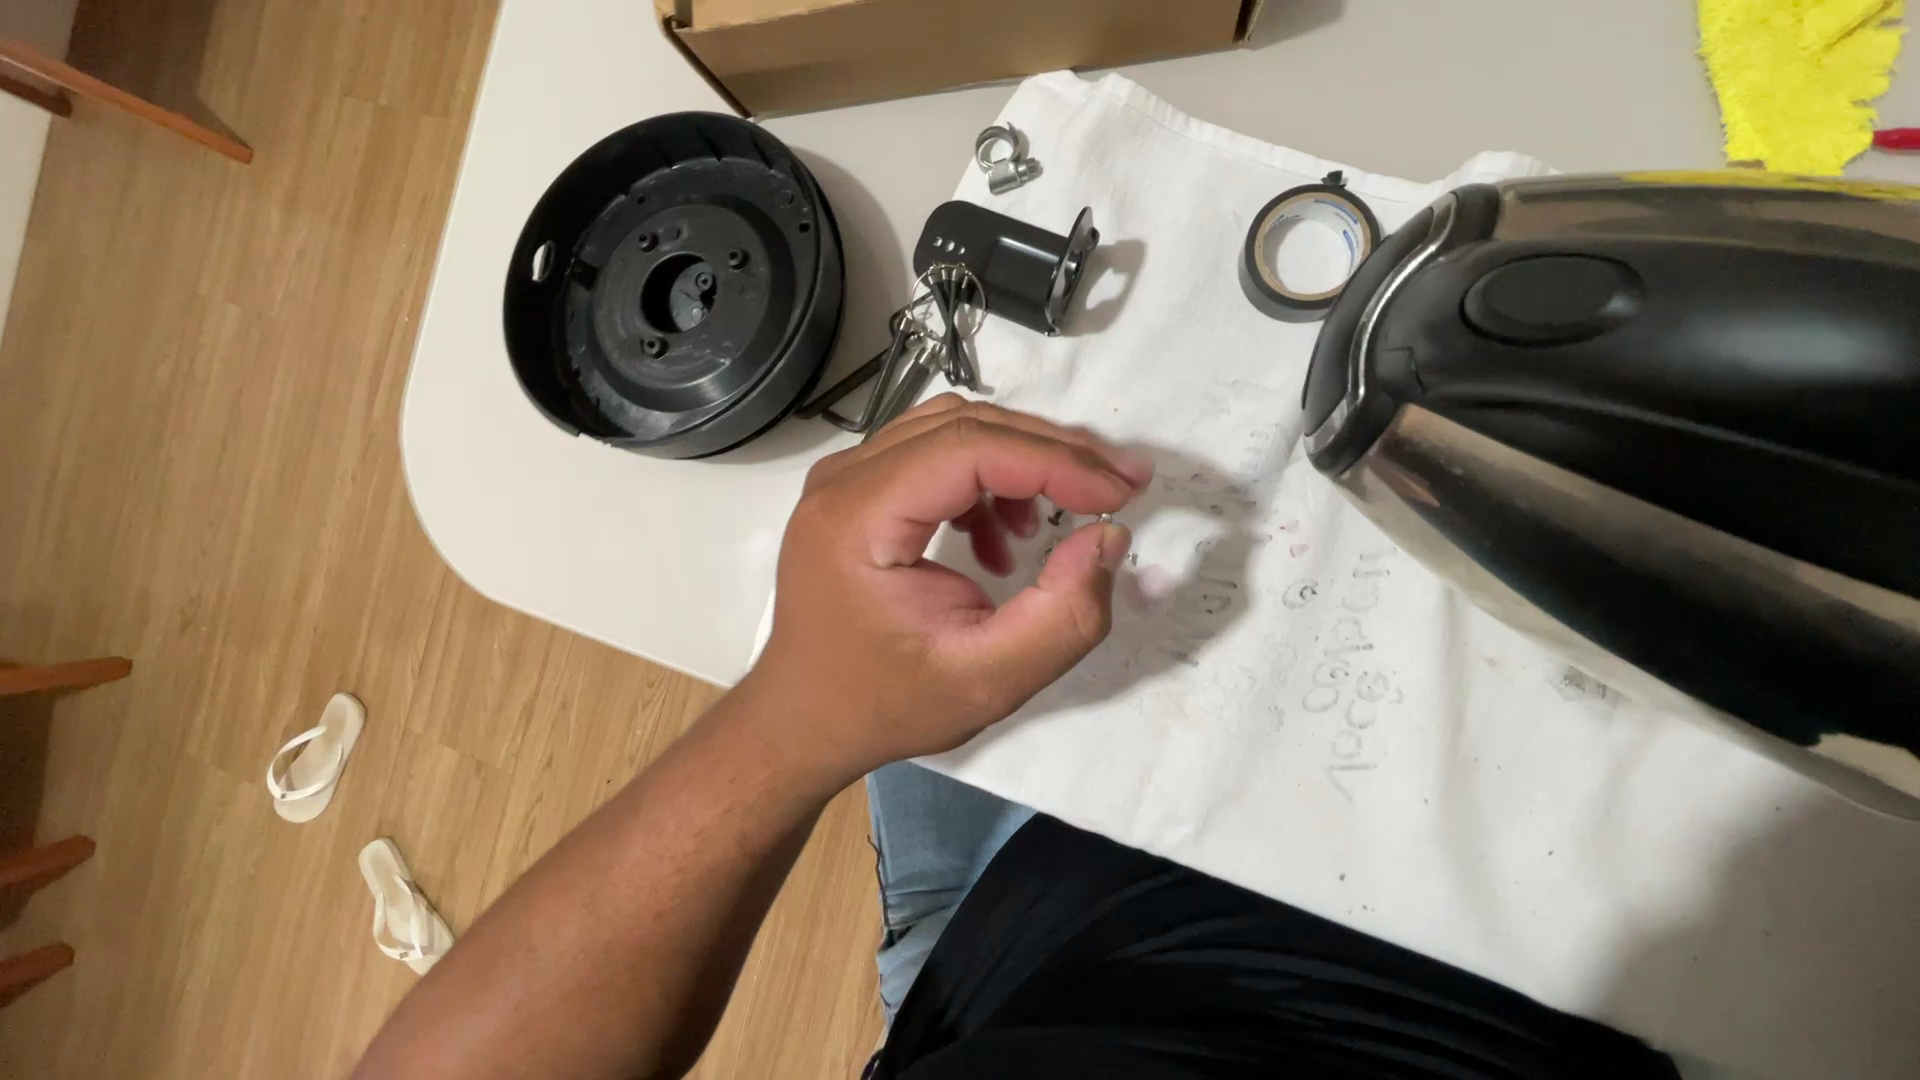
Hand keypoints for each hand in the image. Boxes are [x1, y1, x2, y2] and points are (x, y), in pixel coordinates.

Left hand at [739, 395, 1154, 782]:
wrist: (807, 719)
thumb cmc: (885, 706)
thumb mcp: (988, 682)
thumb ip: (1064, 616)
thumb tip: (1108, 537)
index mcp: (858, 518)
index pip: (970, 449)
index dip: (1056, 462)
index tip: (1121, 493)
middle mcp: (843, 480)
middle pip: (964, 426)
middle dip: (1052, 451)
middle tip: (1117, 486)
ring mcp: (844, 480)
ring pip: (952, 431)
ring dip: (1018, 463)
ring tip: (1049, 526)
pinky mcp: (856, 493)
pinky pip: (933, 457)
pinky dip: (984, 483)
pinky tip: (999, 543)